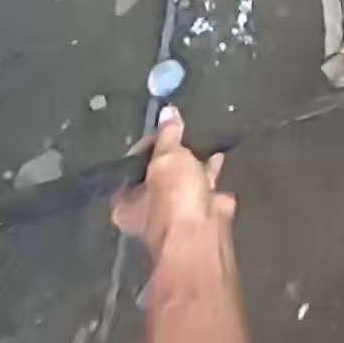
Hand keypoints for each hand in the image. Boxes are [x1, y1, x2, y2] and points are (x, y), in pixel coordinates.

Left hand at [112, 106, 236, 262]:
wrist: (202, 232)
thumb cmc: (173, 198)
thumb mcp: (167, 158)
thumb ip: (168, 135)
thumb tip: (167, 111)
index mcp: (125, 202)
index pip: (131, 167)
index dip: (146, 145)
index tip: (164, 128)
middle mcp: (147, 210)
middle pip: (157, 174)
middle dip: (171, 154)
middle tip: (182, 131)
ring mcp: (175, 212)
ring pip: (182, 180)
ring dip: (192, 162)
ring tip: (201, 138)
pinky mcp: (201, 210)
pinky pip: (204, 183)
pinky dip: (210, 170)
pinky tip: (218, 155)